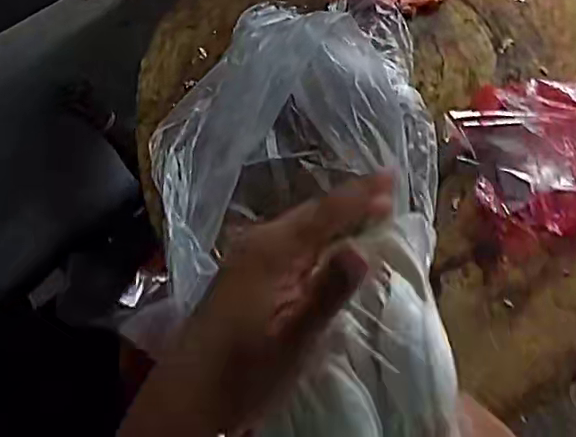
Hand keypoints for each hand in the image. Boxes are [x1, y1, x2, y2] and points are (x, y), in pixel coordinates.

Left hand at [120, 172, 396, 436]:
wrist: (183, 400)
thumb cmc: (243, 371)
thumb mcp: (292, 339)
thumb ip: (327, 292)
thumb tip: (363, 249)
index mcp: (274, 248)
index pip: (327, 211)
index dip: (361, 193)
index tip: (392, 173)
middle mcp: (261, 239)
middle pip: (315, 211)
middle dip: (352, 199)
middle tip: (387, 190)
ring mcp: (250, 252)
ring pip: (303, 222)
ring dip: (336, 214)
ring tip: (368, 207)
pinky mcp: (246, 268)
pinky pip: (292, 236)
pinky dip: (319, 231)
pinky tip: (330, 238)